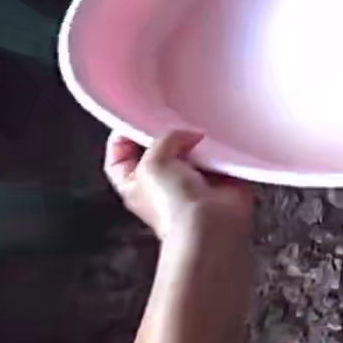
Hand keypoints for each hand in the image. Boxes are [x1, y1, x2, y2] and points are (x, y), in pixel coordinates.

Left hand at [103, 130, 255, 245]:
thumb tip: (191, 134)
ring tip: (201, 132)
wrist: (211, 222)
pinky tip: (221, 142)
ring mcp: (192, 180)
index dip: (122, 138)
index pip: (120, 157)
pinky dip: (222, 149)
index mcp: (134, 183)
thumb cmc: (172, 201)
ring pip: (191, 150)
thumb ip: (166, 138)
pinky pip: (220, 156)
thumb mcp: (153, 162)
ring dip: (198, 142)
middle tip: (176, 121)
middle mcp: (162, 182)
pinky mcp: (220, 178)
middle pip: (159, 148)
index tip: (135, 119)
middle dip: (168, 135)